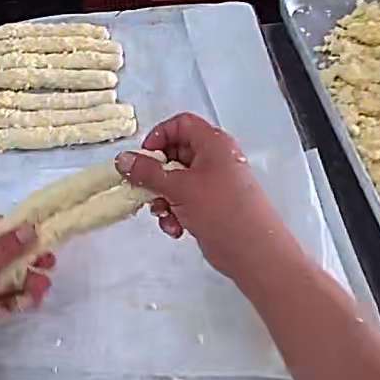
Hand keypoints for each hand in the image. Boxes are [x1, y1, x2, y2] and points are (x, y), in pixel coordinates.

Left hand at [0, 218, 53, 358]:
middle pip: (2, 255)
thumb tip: (29, 228)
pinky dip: (16, 298)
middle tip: (51, 262)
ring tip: (45, 285)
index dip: (17, 230)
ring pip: (4, 279)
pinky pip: (1, 300)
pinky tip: (33, 299)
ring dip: (25, 280)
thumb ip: (5, 247)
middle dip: (26, 258)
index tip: (42, 234)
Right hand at [115, 113, 290, 280]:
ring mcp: (214, 183)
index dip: (159, 136)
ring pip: (175, 179)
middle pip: (175, 153)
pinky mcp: (212, 205)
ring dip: (162, 196)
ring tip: (163, 213)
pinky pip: (184, 199)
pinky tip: (175, 227)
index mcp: (213, 144)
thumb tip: (122, 159)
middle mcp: (215, 159)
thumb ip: (146, 172)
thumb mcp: (179, 188)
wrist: (257, 256)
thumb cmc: (222, 212)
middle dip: (156, 173)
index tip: (144, 156)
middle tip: (145, 187)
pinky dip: (174, 210)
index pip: (180, 124)